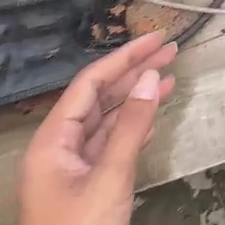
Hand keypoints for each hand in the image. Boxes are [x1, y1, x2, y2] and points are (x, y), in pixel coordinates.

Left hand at [18, 32, 177, 224]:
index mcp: (51, 141)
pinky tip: (154, 115)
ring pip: (106, 119)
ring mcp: (70, 169)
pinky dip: (133, 125)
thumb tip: (151, 77)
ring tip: (172, 76)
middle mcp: (57, 148)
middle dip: (134, 72)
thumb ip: (130, 126)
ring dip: (137, 98)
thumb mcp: (110, 179)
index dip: (125, 57)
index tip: (158, 38)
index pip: (90, 83)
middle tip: (173, 51)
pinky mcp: (84, 186)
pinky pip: (109, 143)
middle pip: (98, 97)